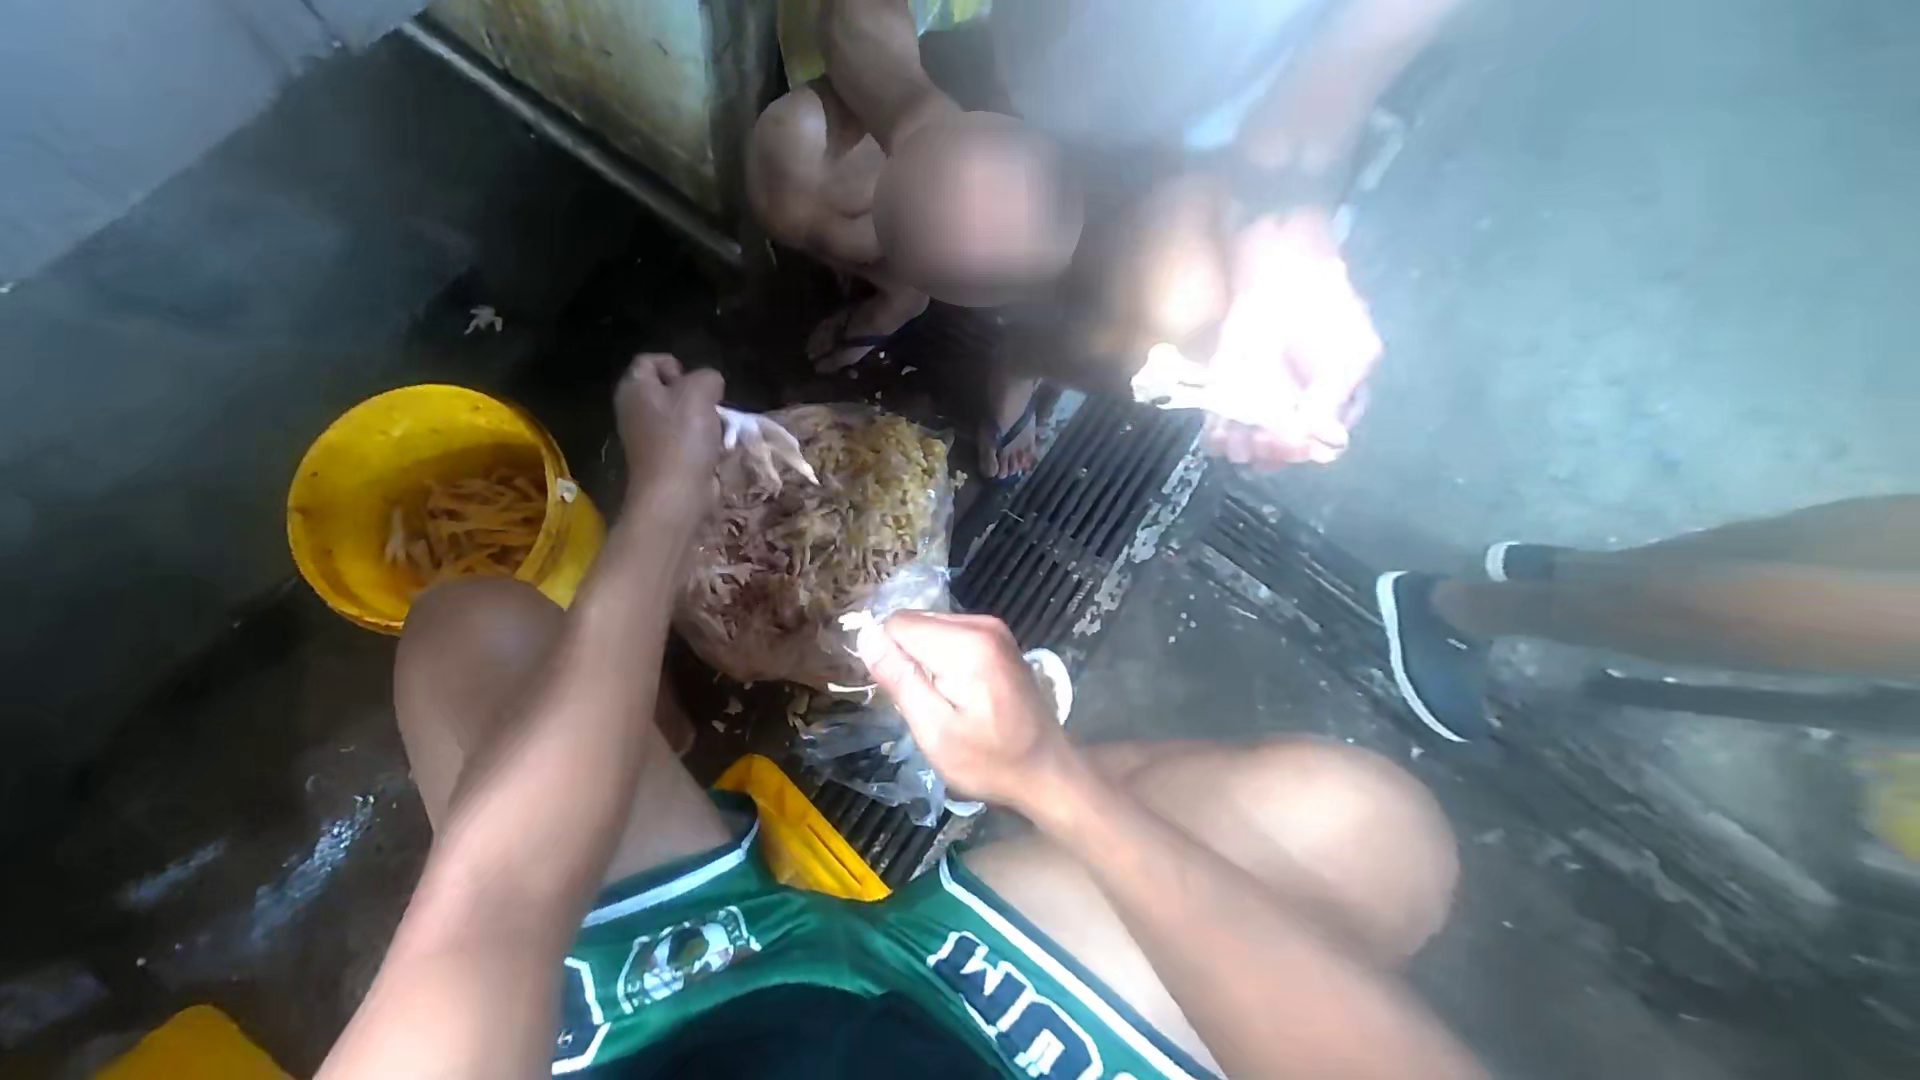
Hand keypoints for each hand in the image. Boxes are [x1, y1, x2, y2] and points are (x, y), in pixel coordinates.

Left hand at [614, 353, 723, 513]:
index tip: (699, 384)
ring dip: (705, 421)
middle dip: (696, 396)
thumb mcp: (700, 392)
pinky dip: (702, 443)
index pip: (650, 361)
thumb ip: (707, 377)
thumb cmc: (683, 438)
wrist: (676, 494)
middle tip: (712, 407)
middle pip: (668, 390)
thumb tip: (710, 384)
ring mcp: (647, 438)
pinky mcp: (663, 460)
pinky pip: (686, 441)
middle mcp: (634, 410)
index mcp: (634, 389)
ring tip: (718, 431)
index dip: (677, 366)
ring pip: (681, 417)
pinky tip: (716, 451)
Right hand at [858, 612, 1070, 810]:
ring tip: (942, 700)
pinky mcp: (996, 637)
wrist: (1046, 768)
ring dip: (923, 660)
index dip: (888, 658)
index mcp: (968, 643)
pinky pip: (948, 634)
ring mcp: (993, 627)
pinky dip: (940, 658)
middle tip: (925, 703)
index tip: (903, 694)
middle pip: (915, 622)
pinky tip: (957, 692)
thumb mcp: (935, 731)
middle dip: (907, 658)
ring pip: (929, 627)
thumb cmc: (990, 760)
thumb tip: (866, 637)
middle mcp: (982, 623)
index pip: (898, 624)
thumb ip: (900, 679)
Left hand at [1202, 210, 1378, 467]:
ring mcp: (1260, 407)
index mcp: (1335, 406)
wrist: (1281, 274)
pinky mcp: (1228, 396)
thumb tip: (1327, 443)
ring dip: (1242, 450)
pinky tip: (1218, 436)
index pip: (1318, 448)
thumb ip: (1330, 402)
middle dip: (1269, 454)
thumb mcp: (1346, 358)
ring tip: (1238, 441)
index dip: (1301, 452)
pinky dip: (1217, 436)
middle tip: (1260, 442)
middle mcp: (1295, 413)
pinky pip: (1221, 428)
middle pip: (1281, 454)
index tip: (1286, 442)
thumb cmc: (1323, 312)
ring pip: (1248, 447)